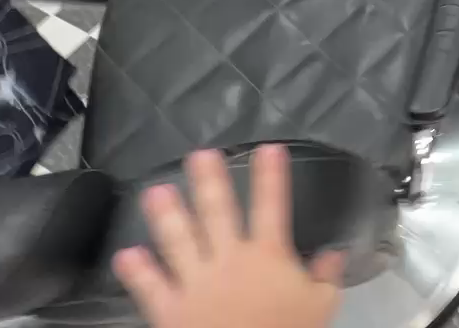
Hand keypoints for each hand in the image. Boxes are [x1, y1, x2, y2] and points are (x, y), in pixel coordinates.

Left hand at [113, 146, 346, 327]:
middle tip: (200, 154)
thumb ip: (327, 275)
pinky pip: (150, 288)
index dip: (271, 175)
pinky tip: (125, 254)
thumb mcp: (323, 304)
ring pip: (179, 242)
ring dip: (167, 215)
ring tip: (153, 190)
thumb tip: (333, 253)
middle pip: (219, 214)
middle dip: (210, 182)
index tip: (269, 147)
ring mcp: (195, 285)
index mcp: (269, 254)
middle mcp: (230, 260)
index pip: (273, 205)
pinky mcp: (169, 313)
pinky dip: (137, 271)